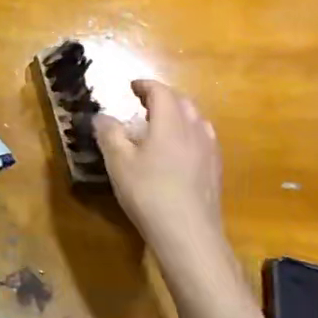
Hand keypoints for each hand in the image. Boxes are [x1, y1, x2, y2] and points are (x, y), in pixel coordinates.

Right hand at [93, 80, 222, 250]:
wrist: (187, 232)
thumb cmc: (148, 192)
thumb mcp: (118, 162)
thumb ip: (109, 134)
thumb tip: (102, 116)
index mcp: (170, 123)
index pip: (161, 92)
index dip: (146, 85)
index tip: (131, 86)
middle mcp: (194, 130)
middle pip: (183, 102)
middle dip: (163, 97)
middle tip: (142, 103)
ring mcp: (210, 150)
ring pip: (196, 120)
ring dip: (178, 114)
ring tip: (160, 123)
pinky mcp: (215, 169)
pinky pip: (202, 138)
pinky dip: (187, 132)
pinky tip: (177, 150)